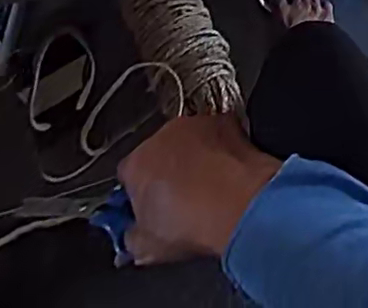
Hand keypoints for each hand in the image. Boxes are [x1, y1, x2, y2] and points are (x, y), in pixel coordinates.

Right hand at [117, 114, 281, 263]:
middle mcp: (165, 135)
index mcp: (137, 163)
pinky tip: (223, 169)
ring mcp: (198, 123)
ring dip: (191, 155)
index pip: (127, 176)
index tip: (145, 208)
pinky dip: (217, 146)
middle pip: (157, 152)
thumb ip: (130, 235)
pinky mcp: (226, 120)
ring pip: (186, 140)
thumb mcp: (145, 247)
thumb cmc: (195, 221)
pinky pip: (214, 133)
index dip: (136, 194)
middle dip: (163, 171)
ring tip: (203, 184)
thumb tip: (133, 235)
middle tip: (175, 198)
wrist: (241, 202)